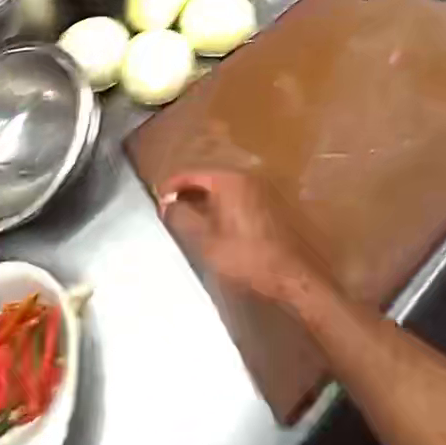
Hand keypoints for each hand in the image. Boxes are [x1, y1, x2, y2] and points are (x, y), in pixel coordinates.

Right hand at [158, 168, 333, 309]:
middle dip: (186, 192)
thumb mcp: (206, 239)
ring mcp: (258, 187)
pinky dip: (218, 203)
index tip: (157, 200)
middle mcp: (246, 176)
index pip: (192, 172)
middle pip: (207, 176)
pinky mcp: (265, 201)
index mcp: (229, 180)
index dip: (171, 185)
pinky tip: (210, 223)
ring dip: (202, 198)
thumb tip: (167, 203)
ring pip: (221, 186)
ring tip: (185, 218)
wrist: (288, 271)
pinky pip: (234, 195)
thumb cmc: (246, 256)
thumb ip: (182, 217)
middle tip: (168, 211)